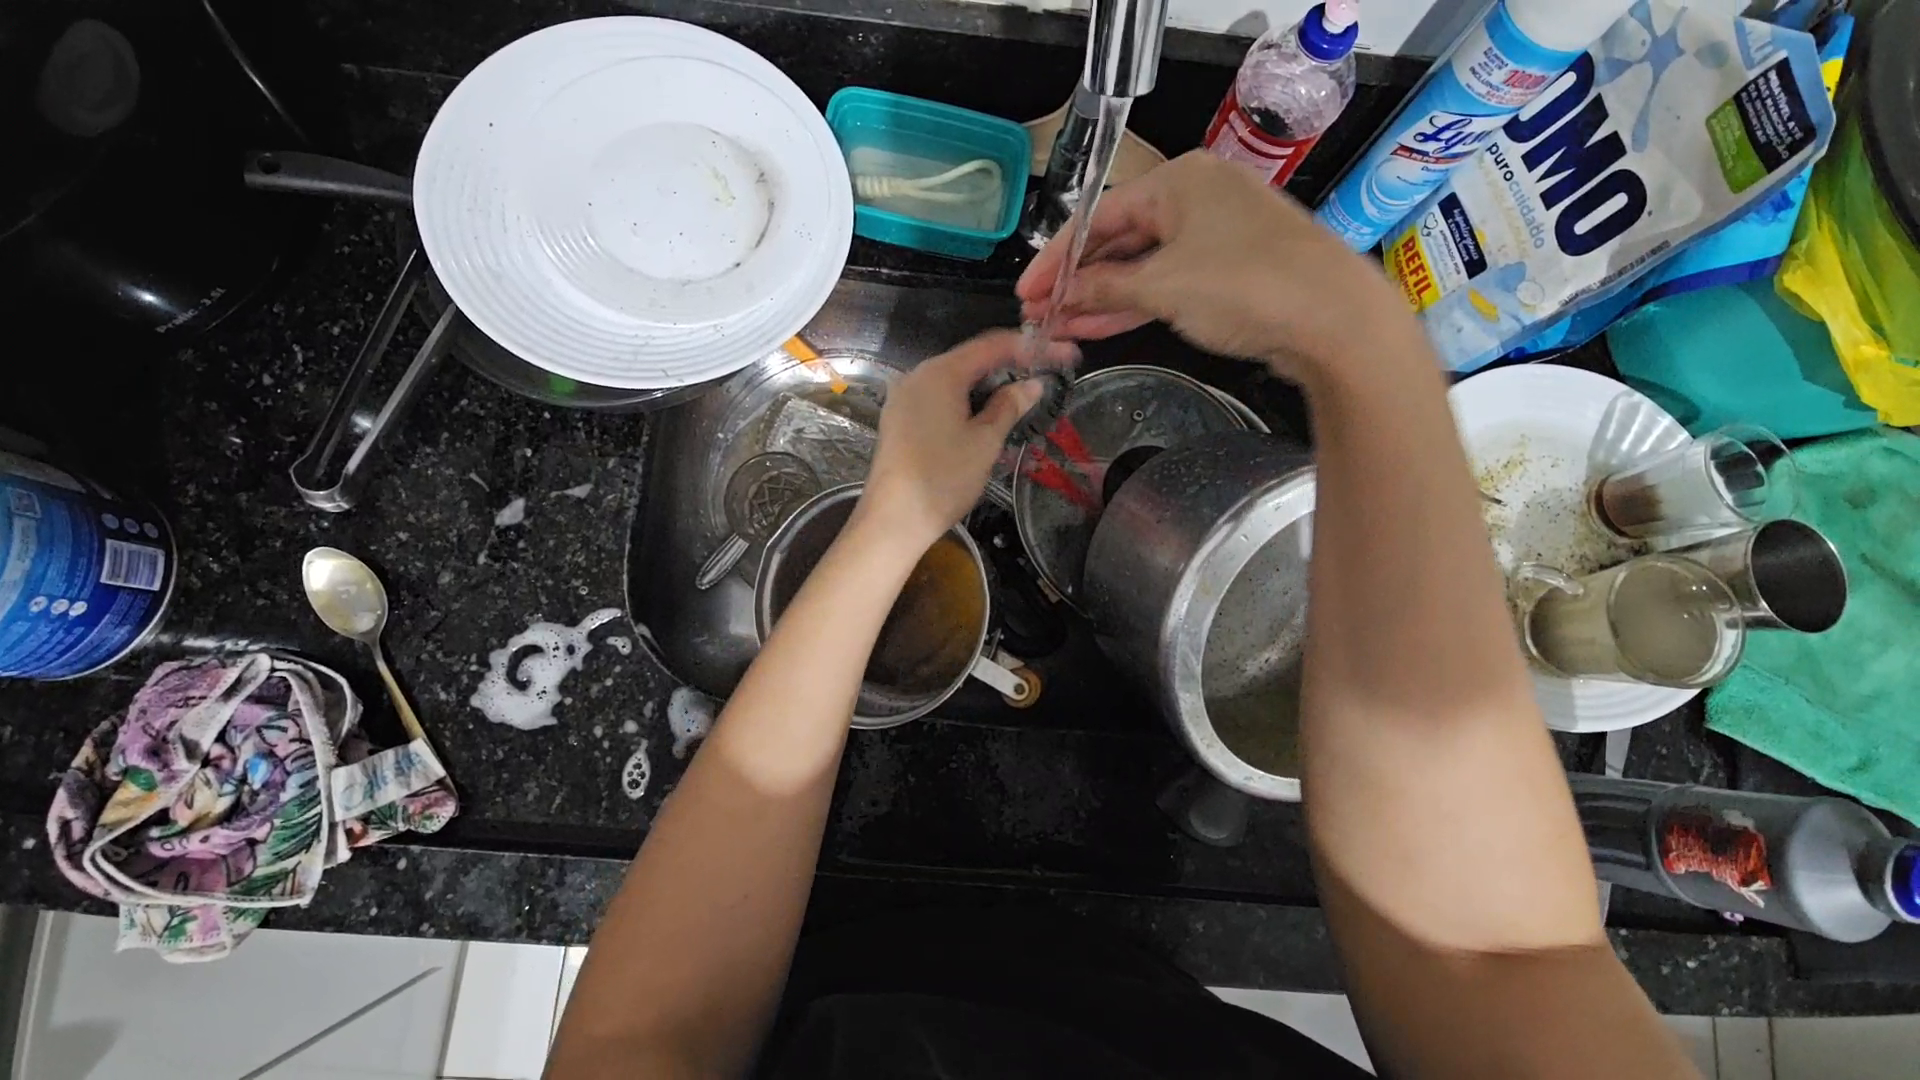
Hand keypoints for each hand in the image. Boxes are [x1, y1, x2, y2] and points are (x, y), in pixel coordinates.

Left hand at [854, 331, 1050, 550]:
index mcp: (941, 373)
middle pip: (970, 359)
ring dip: (987, 386)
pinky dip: (965, 401)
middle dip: (1008, 366)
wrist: (893, 519)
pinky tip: (983, 417)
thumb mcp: (985, 442)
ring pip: (954, 380)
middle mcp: (918, 375)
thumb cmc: (943, 477)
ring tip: (1019, 400)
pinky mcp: (899, 418)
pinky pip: (938, 398)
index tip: (1062, 355)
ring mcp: (904, 397)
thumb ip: (1009, 406)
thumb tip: (1032, 384)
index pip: (991, 345)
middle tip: (1042, 379)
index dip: (1029, 348)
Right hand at [1016, 151, 1418, 378]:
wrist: (1334, 320)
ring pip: (1142, 267)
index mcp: (1179, 180)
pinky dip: (1134, 305)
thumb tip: (1060, 295)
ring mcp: (1214, 237)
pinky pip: (1166, 285)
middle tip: (1039, 313)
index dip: (1056, 258)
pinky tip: (1098, 326)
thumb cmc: (1247, 285)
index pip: (1099, 216)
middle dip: (1077, 280)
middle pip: (1119, 240)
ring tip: (1059, 326)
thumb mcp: (1163, 286)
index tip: (1026, 291)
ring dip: (1101, 297)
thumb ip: (1104, 287)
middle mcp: (1196, 200)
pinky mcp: (1228, 273)